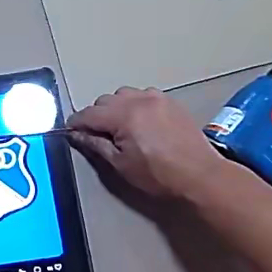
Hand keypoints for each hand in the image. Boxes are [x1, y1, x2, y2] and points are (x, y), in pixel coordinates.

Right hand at [67, 86, 231, 201]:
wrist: (200, 176)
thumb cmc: (159, 176)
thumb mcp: (120, 164)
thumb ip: (95, 145)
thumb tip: (76, 135)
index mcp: (124, 116)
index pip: (89, 113)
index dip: (76, 124)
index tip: (71, 132)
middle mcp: (139, 100)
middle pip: (104, 101)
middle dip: (96, 116)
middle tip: (98, 136)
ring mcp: (157, 98)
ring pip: (123, 95)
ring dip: (115, 108)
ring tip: (120, 129)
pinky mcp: (170, 102)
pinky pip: (143, 96)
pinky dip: (135, 105)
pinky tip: (140, 123)